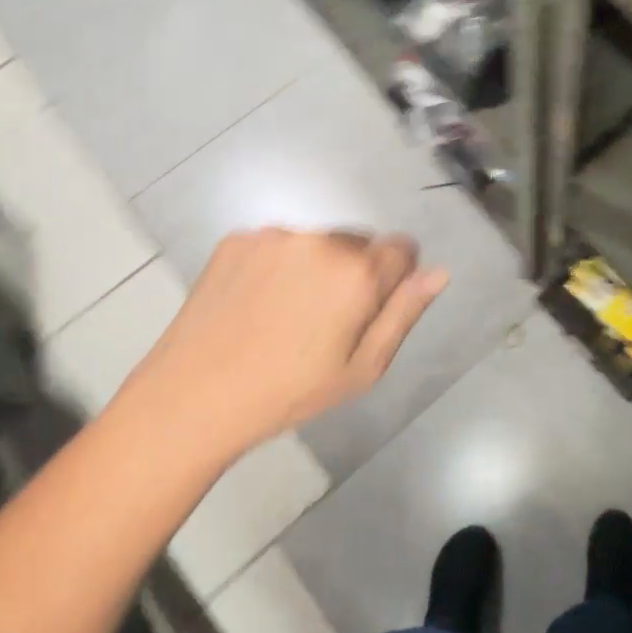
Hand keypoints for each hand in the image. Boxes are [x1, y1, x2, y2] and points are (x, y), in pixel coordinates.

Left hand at [117, 228, 447, 458]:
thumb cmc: (289, 392)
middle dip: (355, 272)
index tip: (370, 312)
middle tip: (326, 323)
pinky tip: (258, 305)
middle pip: (359, 243)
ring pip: (318, 244)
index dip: (395, 280)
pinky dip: (278, 266)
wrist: (193, 396)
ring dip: (316, 268)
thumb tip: (439, 272)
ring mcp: (274, 236)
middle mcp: (319, 240)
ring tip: (287, 316)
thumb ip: (404, 313)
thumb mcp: (362, 368)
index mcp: (357, 272)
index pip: (402, 248)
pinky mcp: (237, 239)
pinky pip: (278, 245)